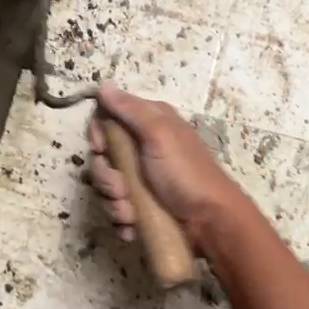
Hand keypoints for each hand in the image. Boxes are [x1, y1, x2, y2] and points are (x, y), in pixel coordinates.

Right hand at [86, 83, 245, 251]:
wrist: (210, 221)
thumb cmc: (185, 172)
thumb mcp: (159, 134)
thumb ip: (130, 109)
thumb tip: (103, 84)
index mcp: (147, 123)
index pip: (106, 119)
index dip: (97, 134)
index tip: (100, 149)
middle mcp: (141, 147)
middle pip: (102, 156)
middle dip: (106, 176)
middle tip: (121, 189)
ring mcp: (140, 179)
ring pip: (106, 186)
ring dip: (113, 202)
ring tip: (130, 212)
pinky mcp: (140, 206)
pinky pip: (115, 209)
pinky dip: (121, 219)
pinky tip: (132, 225)